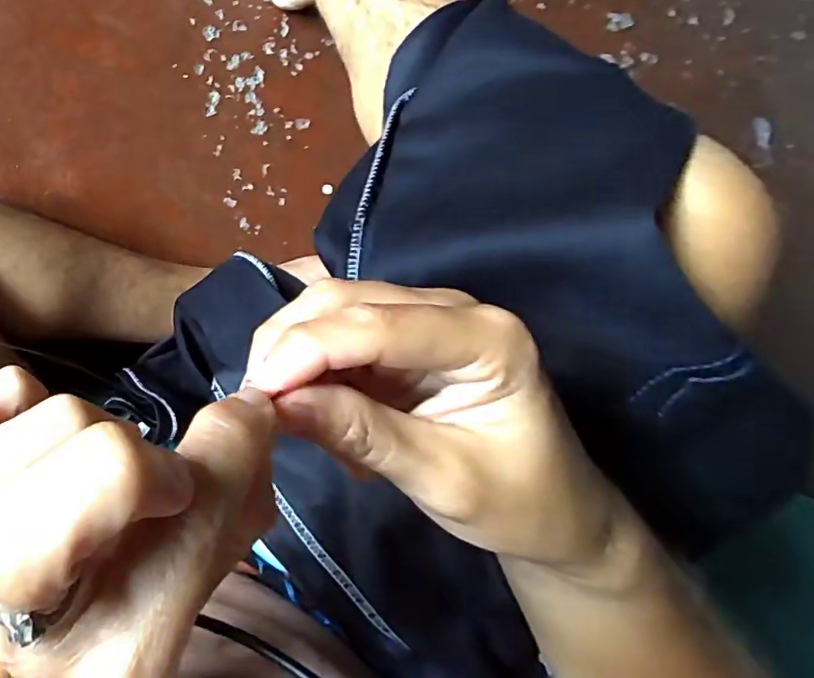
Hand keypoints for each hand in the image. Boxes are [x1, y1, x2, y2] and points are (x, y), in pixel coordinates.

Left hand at [0, 366, 275, 676]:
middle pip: (83, 422)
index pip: (112, 466)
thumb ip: (220, 505)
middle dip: (135, 459)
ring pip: (54, 402)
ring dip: (96, 436)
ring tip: (96, 492)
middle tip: (138, 509)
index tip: (177, 511)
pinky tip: (49, 448)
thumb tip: (251, 407)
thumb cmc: (98, 645)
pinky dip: (32, 400)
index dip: (170, 478)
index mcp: (30, 583)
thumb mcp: (171, 609)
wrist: (20, 653)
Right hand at [244, 281, 626, 569]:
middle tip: (258, 402)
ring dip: (287, 348)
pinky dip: (302, 358)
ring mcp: (418, 309)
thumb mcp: (442, 482)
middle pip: (340, 301)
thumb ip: (362, 434)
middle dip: (286, 344)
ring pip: (325, 304)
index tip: (262, 393)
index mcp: (483, 337)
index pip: (373, 325)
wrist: (556, 511)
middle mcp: (447, 305)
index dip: (306, 350)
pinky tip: (302, 396)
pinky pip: (329, 324)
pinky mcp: (394, 324)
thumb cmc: (518, 505)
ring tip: (279, 405)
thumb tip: (278, 405)